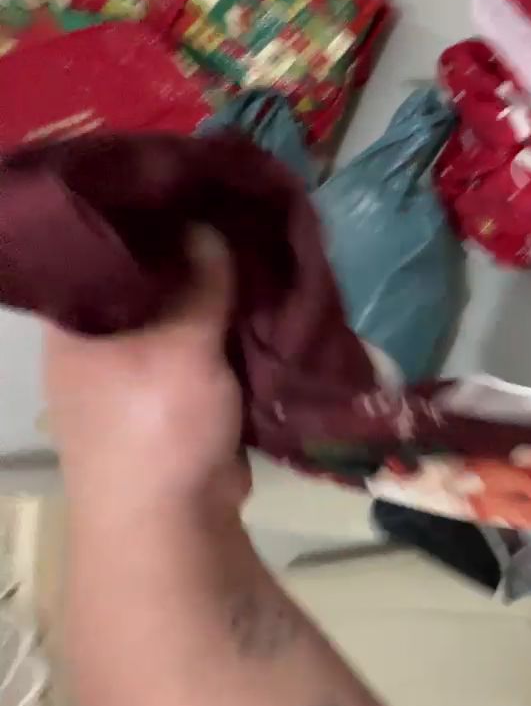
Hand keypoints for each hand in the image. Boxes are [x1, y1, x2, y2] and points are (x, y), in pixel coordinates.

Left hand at [43, 227, 248, 518]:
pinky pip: (219, 352)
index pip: (108, 256)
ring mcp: (149, 372)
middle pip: (157, 287)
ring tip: (271, 264)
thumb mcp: (179, 349)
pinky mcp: (190, 396)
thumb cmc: (155, 424)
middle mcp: (107, 341)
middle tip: (248, 226)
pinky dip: (244, 336)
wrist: (172, 511)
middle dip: (202, 262)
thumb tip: (205, 226)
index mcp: (80, 324)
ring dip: (231, 302)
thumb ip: (198, 291)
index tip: (195, 194)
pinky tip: (274, 316)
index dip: (148, 224)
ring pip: (194, 321)